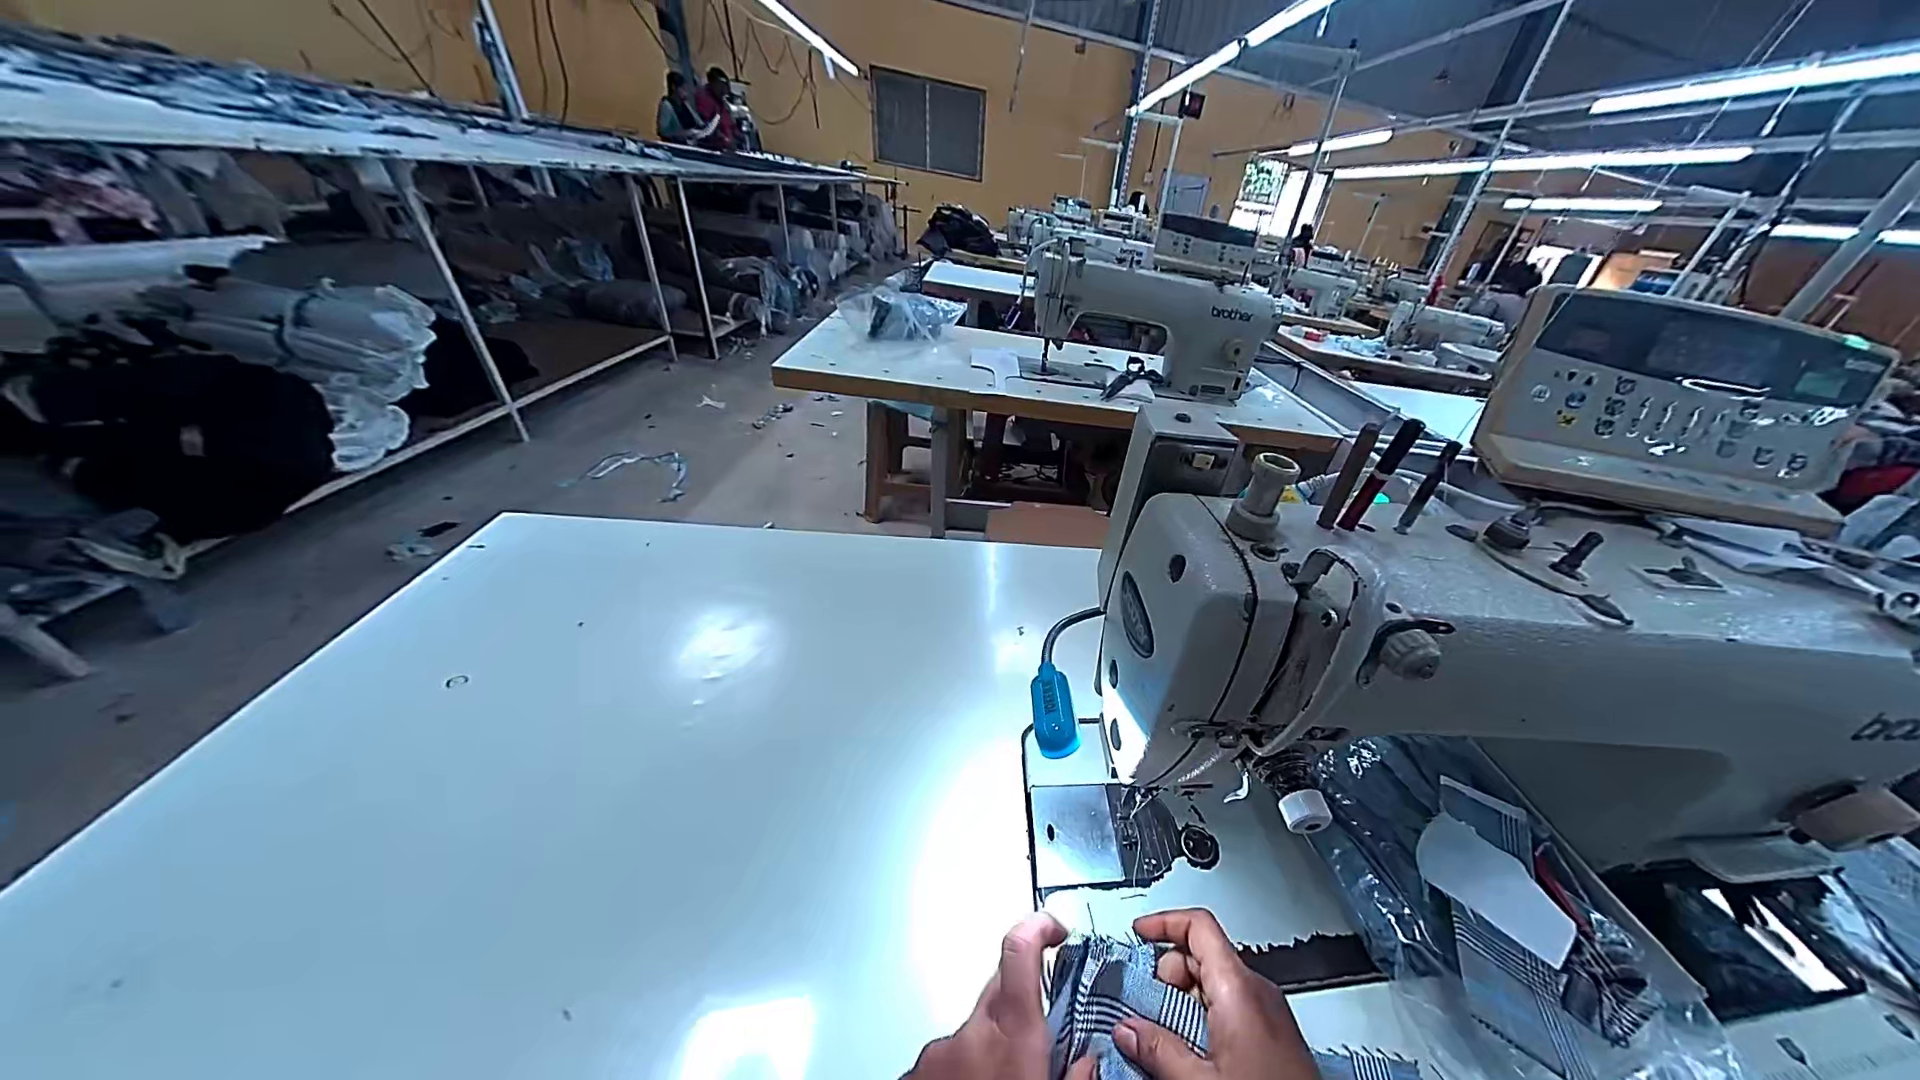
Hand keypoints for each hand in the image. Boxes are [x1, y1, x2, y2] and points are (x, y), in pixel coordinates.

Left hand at [904, 913, 1097, 1079]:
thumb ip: (1076, 1078)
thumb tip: (1090, 1061)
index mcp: (1012, 1037)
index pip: (1020, 950)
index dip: (1038, 926)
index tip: (1054, 927)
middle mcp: (971, 1034)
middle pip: (998, 988)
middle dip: (1022, 1000)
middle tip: (1043, 1034)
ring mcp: (938, 1053)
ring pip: (973, 1028)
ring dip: (991, 1045)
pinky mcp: (916, 1071)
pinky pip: (949, 1056)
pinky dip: (966, 1067)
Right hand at [1112, 909, 1319, 1079]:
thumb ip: (1159, 1050)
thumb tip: (1127, 1030)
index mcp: (1240, 988)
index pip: (1198, 925)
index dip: (1163, 922)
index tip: (1138, 935)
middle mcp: (1257, 992)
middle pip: (1200, 955)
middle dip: (1165, 975)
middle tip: (1142, 1006)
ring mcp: (1269, 1014)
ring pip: (1213, 983)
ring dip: (1181, 1001)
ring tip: (1163, 1037)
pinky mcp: (1274, 1038)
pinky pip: (1229, 1008)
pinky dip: (1201, 1018)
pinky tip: (1191, 1054)